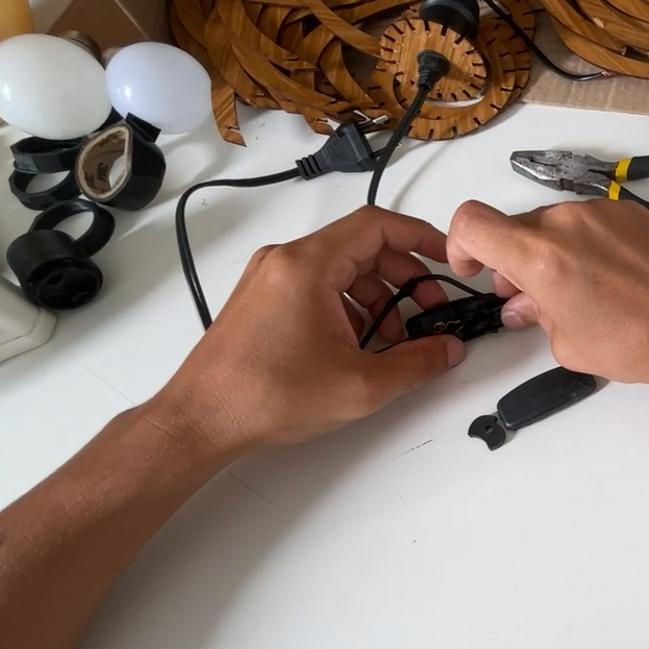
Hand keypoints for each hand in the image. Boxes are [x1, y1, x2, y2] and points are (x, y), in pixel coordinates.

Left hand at [146, 206, 463, 458]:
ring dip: (381, 295)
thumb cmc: (262, 397)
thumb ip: (418, 363)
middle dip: (407, 275)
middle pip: (365, 246)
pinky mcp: (266, 299)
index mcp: (307, 266)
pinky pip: (323, 285)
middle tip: (432, 308)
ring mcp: (273, 279)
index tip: (448, 255)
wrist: (199, 423)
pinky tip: (364, 343)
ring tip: (398, 337)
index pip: (377, 225)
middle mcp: (286, 261)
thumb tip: (449, 349)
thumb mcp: (361, 384)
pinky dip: (354, 305)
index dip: (421, 236)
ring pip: (345, 267)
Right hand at [445, 199, 648, 393]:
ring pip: (553, 225)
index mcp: (541, 255)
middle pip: (515, 227)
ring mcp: (603, 213)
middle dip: (512, 261)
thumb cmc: (644, 341)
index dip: (459, 245)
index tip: (474, 268)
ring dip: (550, 254)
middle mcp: (568, 223)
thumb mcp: (571, 344)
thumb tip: (526, 306)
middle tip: (529, 298)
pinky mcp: (631, 213)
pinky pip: (589, 223)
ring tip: (576, 294)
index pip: (471, 222)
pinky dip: (584, 246)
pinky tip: (608, 280)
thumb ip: (535, 317)